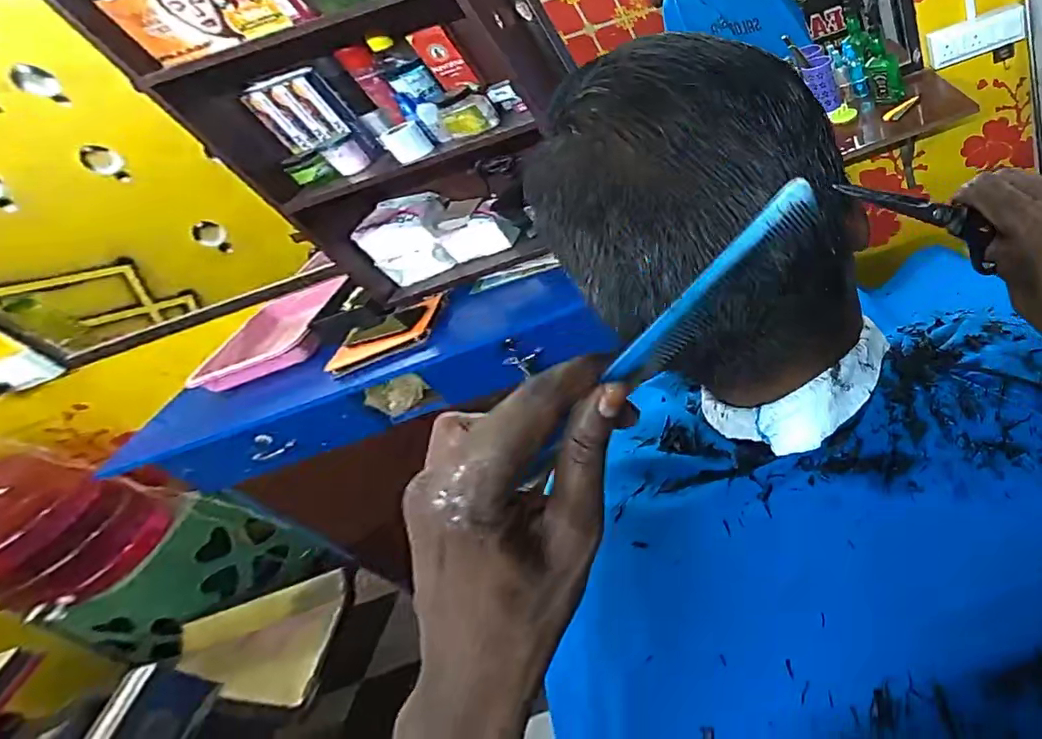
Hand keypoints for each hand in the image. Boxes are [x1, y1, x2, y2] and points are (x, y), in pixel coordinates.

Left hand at [396, 357, 634, 738]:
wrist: (469, 678)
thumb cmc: (533, 613)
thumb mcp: (576, 532)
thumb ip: (588, 453)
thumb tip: (611, 391)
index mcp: (471, 490)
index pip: (529, 404)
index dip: (577, 375)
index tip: (619, 364)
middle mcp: (434, 474)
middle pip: (508, 406)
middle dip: (566, 396)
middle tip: (614, 409)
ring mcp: (422, 480)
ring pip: (489, 415)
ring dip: (538, 413)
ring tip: (578, 431)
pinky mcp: (423, 489)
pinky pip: (473, 438)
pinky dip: (513, 432)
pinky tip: (538, 456)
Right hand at [955, 170, 1041, 421]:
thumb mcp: (1027, 301)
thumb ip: (1005, 260)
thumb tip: (994, 242)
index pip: (990, 189)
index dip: (966, 196)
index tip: (957, 211)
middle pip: (1015, 178)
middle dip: (991, 193)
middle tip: (982, 218)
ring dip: (1022, 197)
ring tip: (1018, 225)